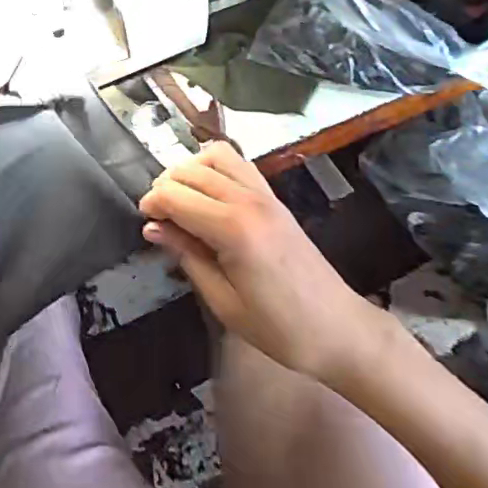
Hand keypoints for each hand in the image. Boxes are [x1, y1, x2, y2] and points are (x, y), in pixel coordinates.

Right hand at [139, 143, 400, 384]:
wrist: (342, 331)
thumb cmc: (280, 328)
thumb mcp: (223, 302)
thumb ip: (186, 256)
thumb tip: (152, 228)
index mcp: (233, 230)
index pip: (174, 196)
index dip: (151, 204)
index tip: (145, 223)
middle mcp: (248, 201)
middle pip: (188, 171)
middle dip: (164, 187)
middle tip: (159, 218)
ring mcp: (264, 194)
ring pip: (213, 155)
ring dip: (188, 170)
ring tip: (182, 200)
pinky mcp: (273, 197)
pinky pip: (237, 162)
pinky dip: (214, 166)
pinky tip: (207, 193)